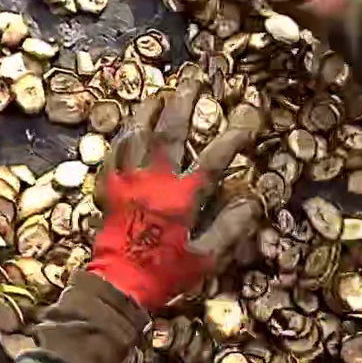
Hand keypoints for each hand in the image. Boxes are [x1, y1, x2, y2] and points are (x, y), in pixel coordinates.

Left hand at [86, 66, 262, 310]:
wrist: (119, 282)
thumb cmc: (165, 271)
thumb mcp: (206, 258)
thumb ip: (231, 226)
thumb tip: (253, 197)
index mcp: (181, 196)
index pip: (214, 158)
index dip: (234, 135)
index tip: (249, 114)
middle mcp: (153, 180)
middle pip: (170, 131)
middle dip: (184, 102)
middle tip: (194, 80)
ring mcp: (127, 180)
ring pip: (137, 134)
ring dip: (149, 111)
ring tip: (160, 94)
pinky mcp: (108, 187)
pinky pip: (114, 152)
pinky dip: (123, 136)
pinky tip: (129, 127)